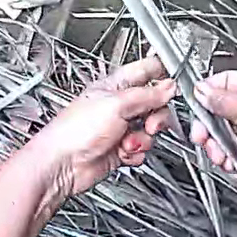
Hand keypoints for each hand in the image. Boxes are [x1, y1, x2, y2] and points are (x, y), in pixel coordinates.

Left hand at [18, 55, 176, 201]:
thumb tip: (169, 87)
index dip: (162, 75)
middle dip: (157, 116)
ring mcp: (119, 128)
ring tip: (129, 142)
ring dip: (144, 138)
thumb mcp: (116, 104)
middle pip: (154, 104)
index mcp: (114, 87)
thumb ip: (146, 95)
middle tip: (150, 123)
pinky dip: (137, 153)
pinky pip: (142, 149)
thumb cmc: (74, 131)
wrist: (61, 165)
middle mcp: (118, 106)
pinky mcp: (120, 149)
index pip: (145, 71)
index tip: (175, 83)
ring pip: (150, 130)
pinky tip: (124, 153)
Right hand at [189, 71, 236, 200]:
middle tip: (200, 133)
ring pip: (220, 134)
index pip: (227, 82)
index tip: (196, 101)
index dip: (209, 91)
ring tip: (218, 152)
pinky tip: (228, 161)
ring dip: (214, 144)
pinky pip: (227, 152)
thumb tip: (203, 89)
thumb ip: (221, 99)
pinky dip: (224, 158)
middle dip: (206, 123)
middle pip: (219, 110)